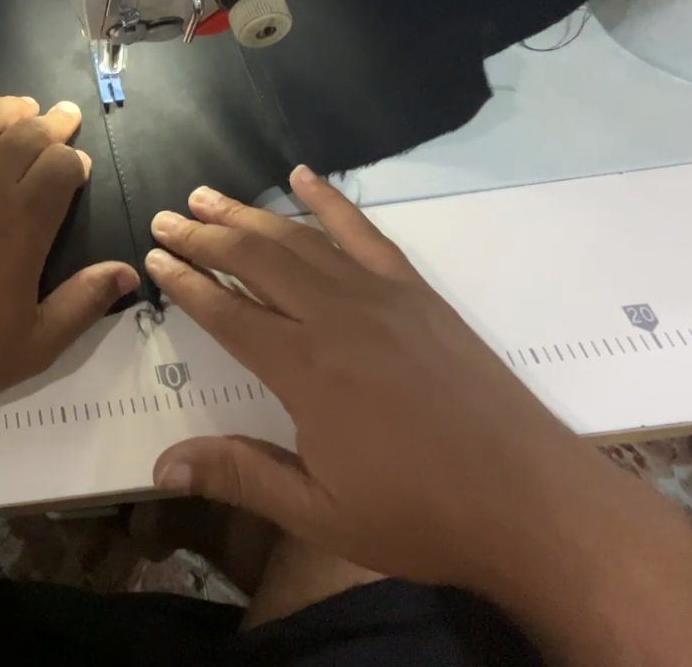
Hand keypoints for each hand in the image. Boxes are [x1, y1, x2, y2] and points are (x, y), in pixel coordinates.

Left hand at [0, 96, 137, 418]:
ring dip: (12, 110)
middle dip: (54, 122)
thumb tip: (128, 274)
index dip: (76, 162)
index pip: (61, 166)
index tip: (80, 168)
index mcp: (23, 220)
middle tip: (66, 116)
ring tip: (26, 107)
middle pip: (28, 134)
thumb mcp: (33, 345)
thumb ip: (83, 304)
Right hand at [143, 166, 642, 599]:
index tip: (154, 257)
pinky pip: (365, 233)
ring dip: (247, 214)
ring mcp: (380, 296)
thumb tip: (160, 466)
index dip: (185, 282)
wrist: (538, 505)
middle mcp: (336, 318)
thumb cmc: (422, 514)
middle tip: (164, 218)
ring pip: (299, 240)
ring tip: (206, 196)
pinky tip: (303, 176)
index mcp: (305, 369)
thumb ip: (239, 477)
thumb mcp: (321, 514)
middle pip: (254, 260)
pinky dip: (331, 202)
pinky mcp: (416, 292)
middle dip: (203, 236)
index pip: (226, 311)